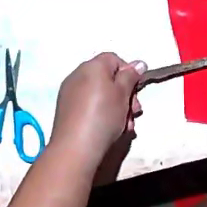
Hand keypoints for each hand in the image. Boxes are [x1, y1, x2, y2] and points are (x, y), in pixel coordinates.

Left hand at [51, 53, 142, 167]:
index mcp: (92, 67)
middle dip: (125, 93)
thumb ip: (131, 76)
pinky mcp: (67, 109)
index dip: (128, 72)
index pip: (114, 59)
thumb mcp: (123, 94)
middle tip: (134, 110)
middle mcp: (78, 75)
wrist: (76, 147)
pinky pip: (90, 104)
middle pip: (108, 78)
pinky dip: (102, 112)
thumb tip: (138, 63)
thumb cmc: (104, 115)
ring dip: (117, 106)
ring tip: (126, 124)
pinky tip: (112, 128)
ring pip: (101, 94)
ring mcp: (70, 93)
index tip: (135, 90)